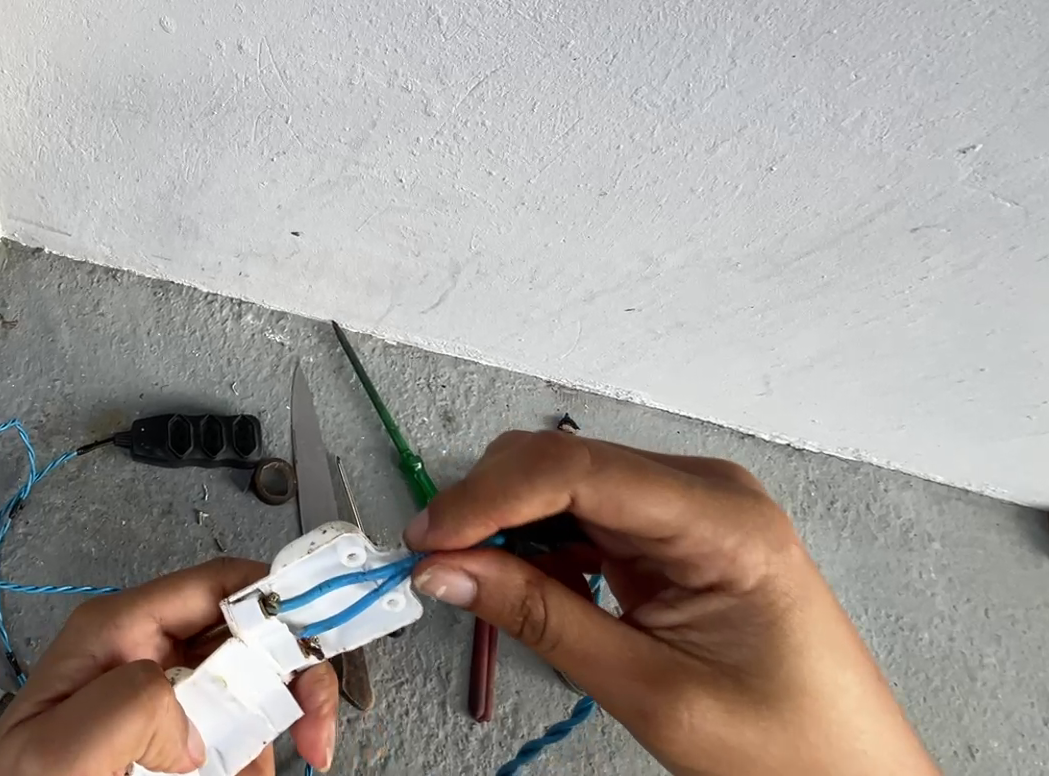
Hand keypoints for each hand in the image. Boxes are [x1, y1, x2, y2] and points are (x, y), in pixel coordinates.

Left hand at [0, 558, 338, 775]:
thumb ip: (131, 704)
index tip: (324, 645)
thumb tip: (193, 719)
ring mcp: (154, 695)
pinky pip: (225, 738)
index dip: (278, 600)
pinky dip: (247, 761)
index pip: (216, 584)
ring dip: (267, 734)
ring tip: (261, 775)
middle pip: (241, 637)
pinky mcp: (162, 739)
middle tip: (314, 737)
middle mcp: (143, 649)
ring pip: (241, 691)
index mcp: (121, 627)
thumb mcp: (64, 747)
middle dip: (285, 678)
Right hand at [406, 430, 936, 775]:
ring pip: (549, 479)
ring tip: (475, 576)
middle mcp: (697, 488)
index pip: (572, 471)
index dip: (486, 497)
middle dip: (484, 506)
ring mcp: (678, 501)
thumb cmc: (784, 753)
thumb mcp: (651, 692)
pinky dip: (526, 538)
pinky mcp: (658, 524)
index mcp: (722, 520)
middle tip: (435, 560)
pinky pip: (567, 508)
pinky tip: (521, 578)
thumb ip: (536, 617)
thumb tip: (435, 568)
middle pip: (553, 463)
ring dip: (500, 522)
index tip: (425, 540)